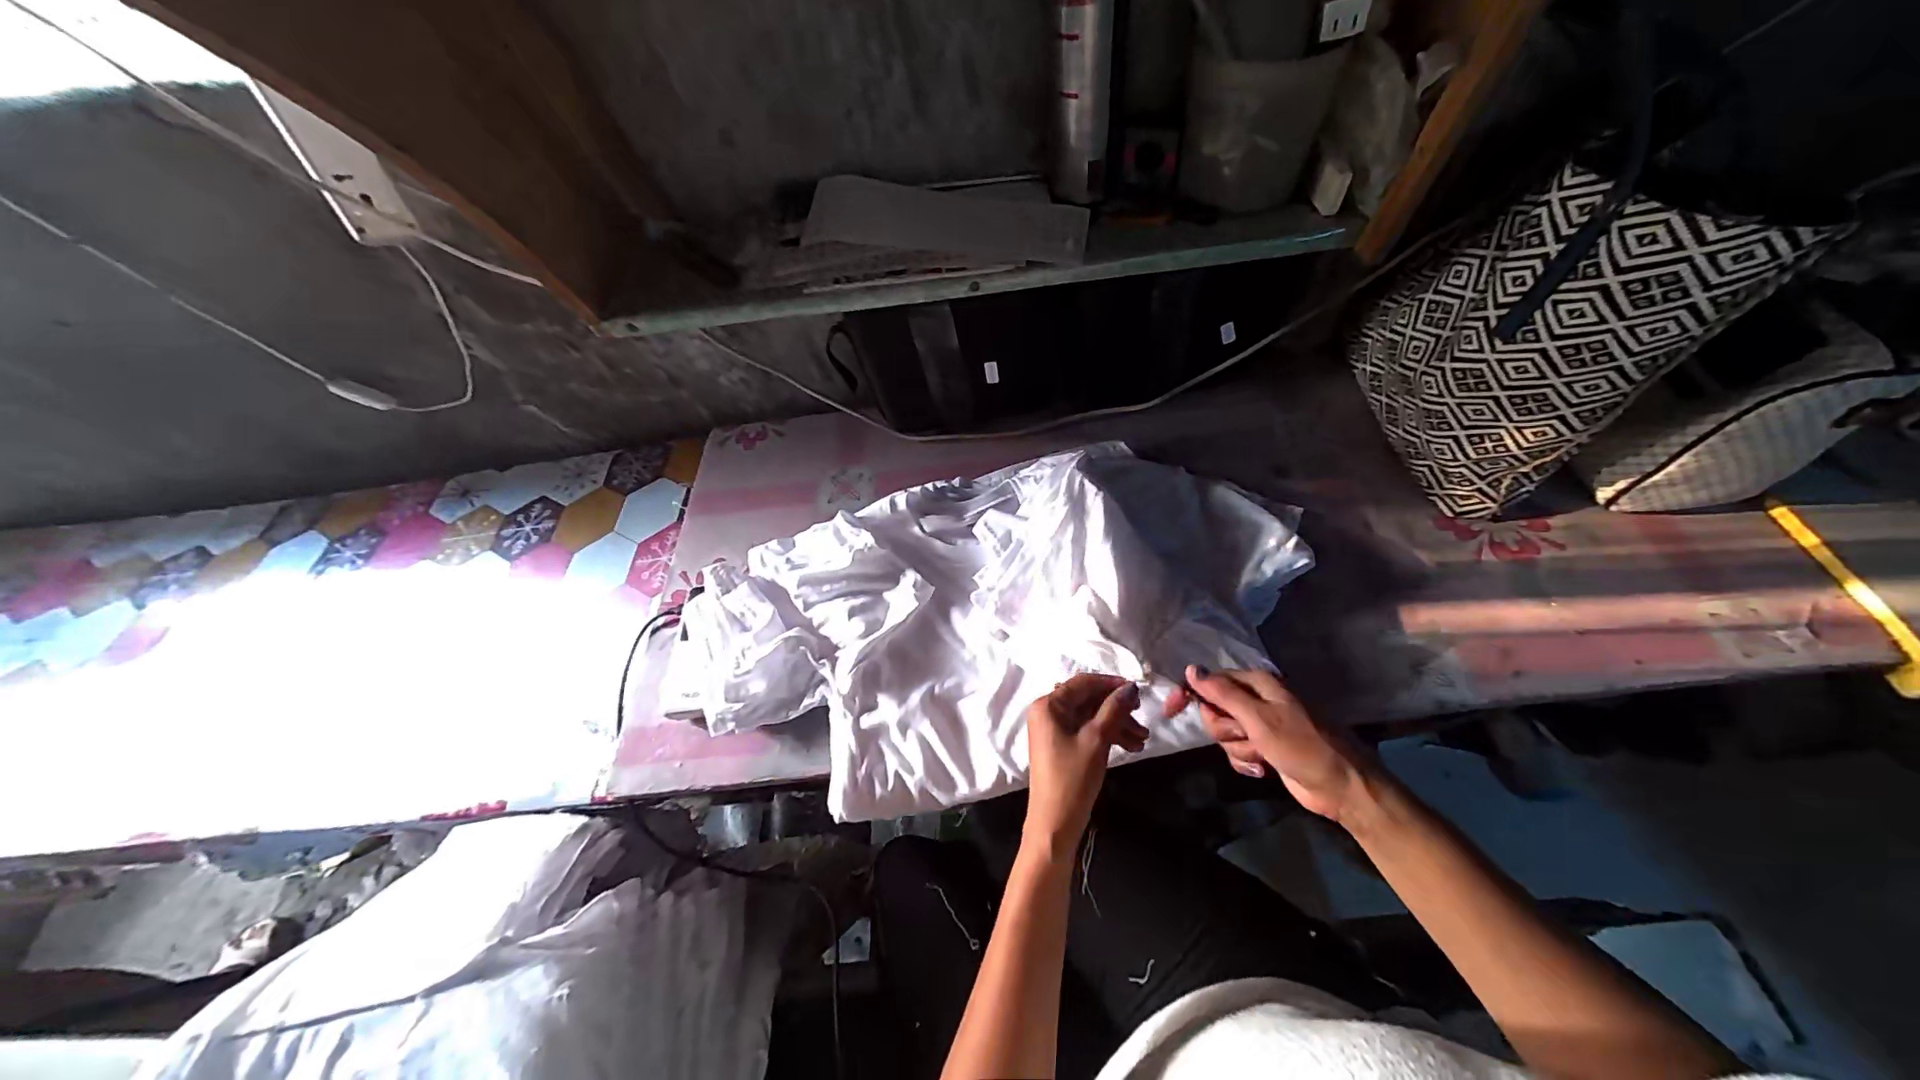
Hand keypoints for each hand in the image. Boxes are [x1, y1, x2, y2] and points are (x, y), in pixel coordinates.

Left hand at [1023, 674, 1147, 847]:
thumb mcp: (1097, 740)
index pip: (1083, 682)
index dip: (1111, 684)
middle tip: (1142, 719)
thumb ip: (1114, 709)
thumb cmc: (1073, 778)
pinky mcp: (1061, 745)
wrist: (1055, 823)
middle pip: (1088, 700)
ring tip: (1142, 740)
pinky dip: (1108, 736)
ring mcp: (1053, 729)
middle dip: (1117, 709)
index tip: (1138, 691)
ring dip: (1117, 724)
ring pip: (1090, 717)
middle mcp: (1047, 712)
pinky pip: (1087, 731)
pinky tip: (1131, 747)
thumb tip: (1130, 687)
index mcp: (1048, 705)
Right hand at [1171, 666, 1376, 823]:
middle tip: (1246, 736)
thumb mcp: (1259, 718)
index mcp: (1257, 684)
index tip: (1171, 710)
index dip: (1191, 694)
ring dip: (1237, 748)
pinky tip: (1263, 769)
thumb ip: (1223, 693)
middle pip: (1215, 710)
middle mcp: (1257, 700)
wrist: (1342, 786)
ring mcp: (1261, 726)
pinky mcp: (1264, 748)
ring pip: (1224, 734)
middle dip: (1224, 729)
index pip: (1210, 680)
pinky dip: (1245, 761)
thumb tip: (1191, 669)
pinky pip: (1237, 751)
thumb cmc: (1303, 746)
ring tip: (1262, 755)